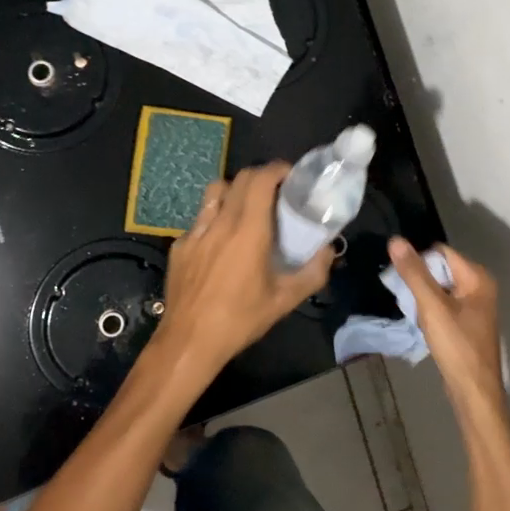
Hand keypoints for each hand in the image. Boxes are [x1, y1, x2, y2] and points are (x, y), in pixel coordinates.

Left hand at [152, 163, 333, 374]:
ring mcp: (196, 232)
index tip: (291, 176)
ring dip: (234, 191)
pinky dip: (215, 218)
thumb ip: (313, 272)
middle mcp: (220, 223)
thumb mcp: (285, 300)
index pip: (260, 180)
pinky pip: (200, 219)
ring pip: (215, 192)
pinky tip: (221, 242)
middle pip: (239, 179)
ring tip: (246, 208)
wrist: (189, 341)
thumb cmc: (240, 320)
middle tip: (276, 191)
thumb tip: (329, 250)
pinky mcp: (180, 245)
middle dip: (260, 177)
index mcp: (248, 231)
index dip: (277, 170)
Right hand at [389, 237, 506, 413]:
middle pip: (440, 269)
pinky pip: (444, 304)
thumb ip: (414, 273)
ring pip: (440, 288)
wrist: (474, 392)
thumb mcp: (431, 306)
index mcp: (477, 277)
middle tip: (411, 302)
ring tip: (419, 316)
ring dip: (424, 299)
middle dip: (421, 282)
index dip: (419, 262)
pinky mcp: (468, 322)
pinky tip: (427, 327)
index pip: (440, 252)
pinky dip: (432, 311)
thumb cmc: (456, 346)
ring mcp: (475, 306)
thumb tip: (396, 240)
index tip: (404, 282)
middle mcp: (480, 286)